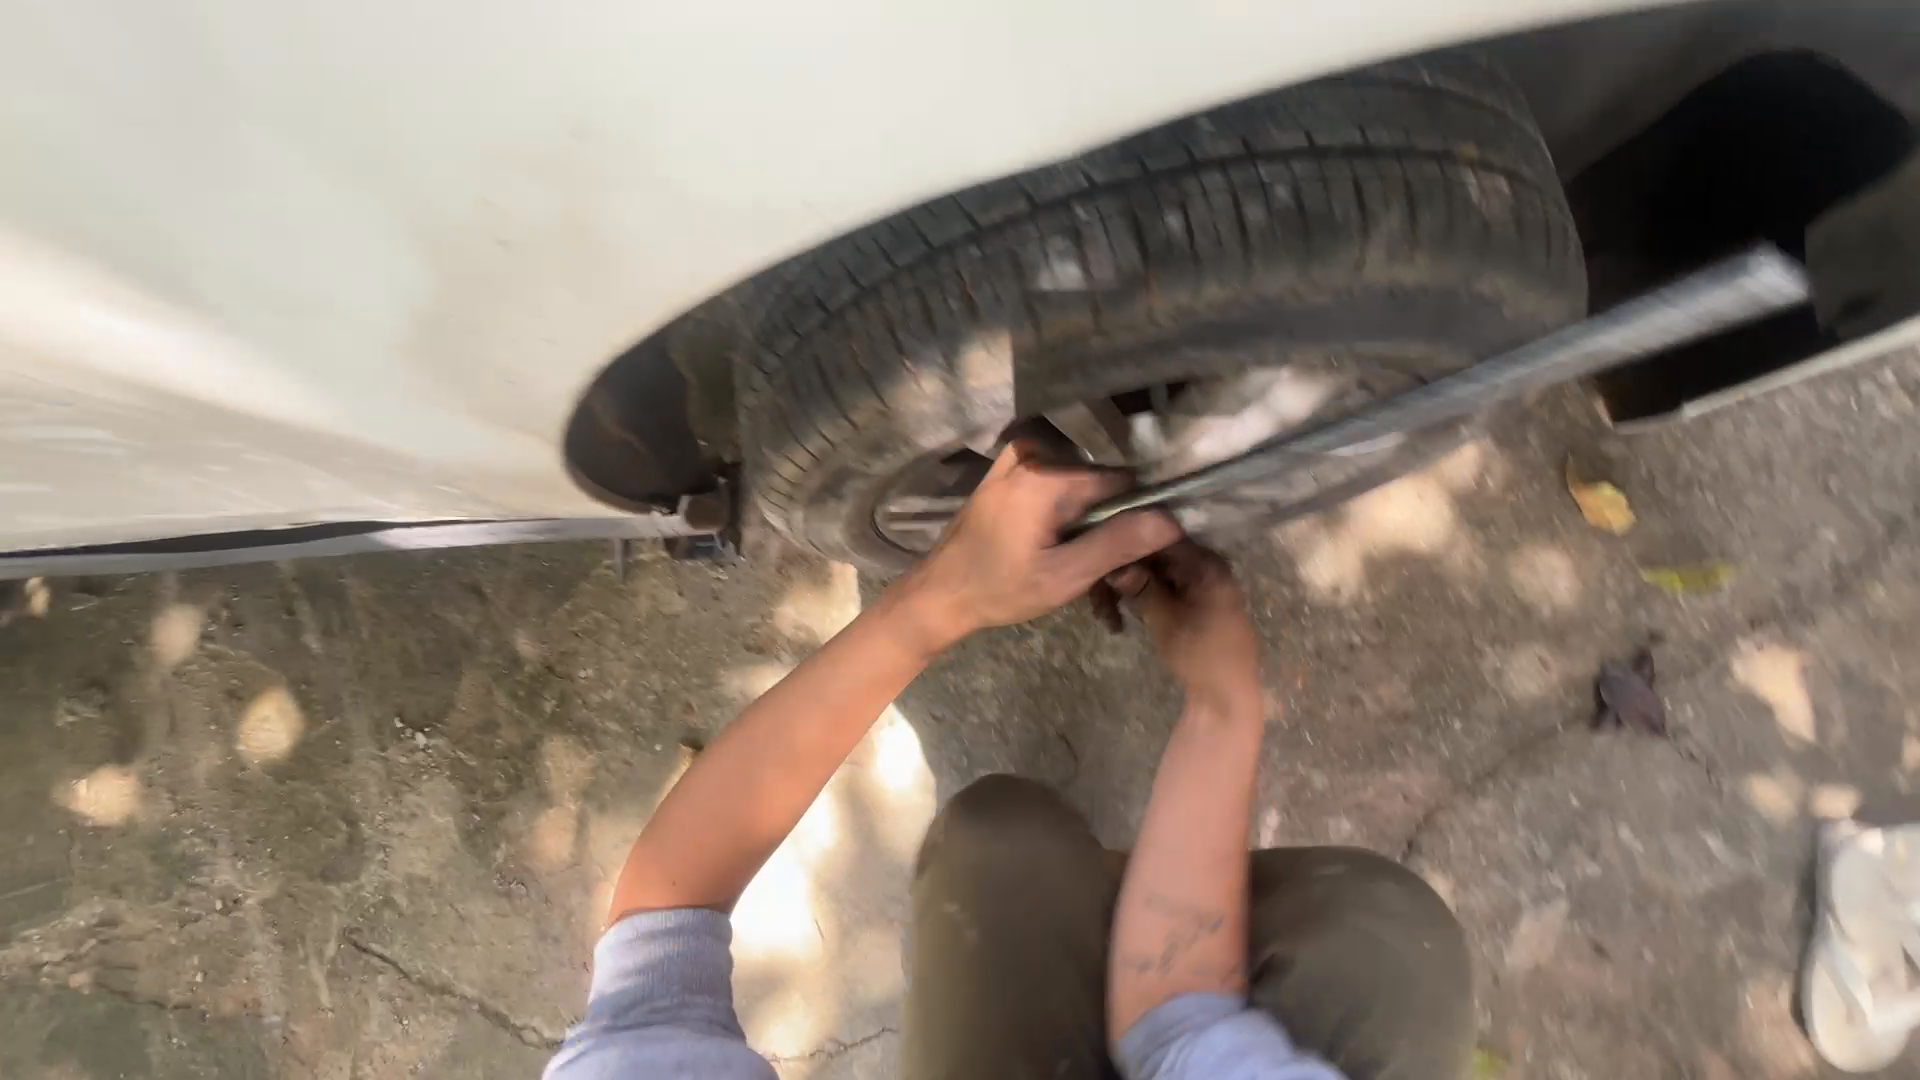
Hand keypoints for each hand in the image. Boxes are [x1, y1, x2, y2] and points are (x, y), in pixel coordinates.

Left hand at [890, 442, 1181, 648]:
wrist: (940, 593)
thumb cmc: (999, 589)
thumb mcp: (1065, 576)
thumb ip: (1118, 544)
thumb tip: (1172, 520)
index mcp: (1046, 476)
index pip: (1120, 480)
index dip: (1137, 512)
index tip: (1136, 546)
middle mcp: (1032, 455)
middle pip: (1097, 480)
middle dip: (1109, 516)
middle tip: (1102, 562)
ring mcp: (1015, 459)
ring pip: (1077, 481)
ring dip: (1086, 514)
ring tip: (1078, 554)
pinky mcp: (1005, 471)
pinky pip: (1054, 479)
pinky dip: (1063, 506)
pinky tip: (1057, 538)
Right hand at [1108, 542, 1260, 713]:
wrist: (1225, 696)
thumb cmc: (1198, 654)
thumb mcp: (1164, 618)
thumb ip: (1140, 586)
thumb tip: (1111, 563)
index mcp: (1207, 564)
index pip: (1161, 537)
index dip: (1129, 544)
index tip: (1101, 553)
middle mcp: (1207, 567)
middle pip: (1158, 556)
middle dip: (1127, 569)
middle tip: (1096, 589)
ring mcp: (1202, 586)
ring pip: (1158, 575)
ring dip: (1132, 587)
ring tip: (1104, 608)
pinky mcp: (1196, 603)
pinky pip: (1166, 590)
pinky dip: (1145, 598)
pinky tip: (1120, 612)